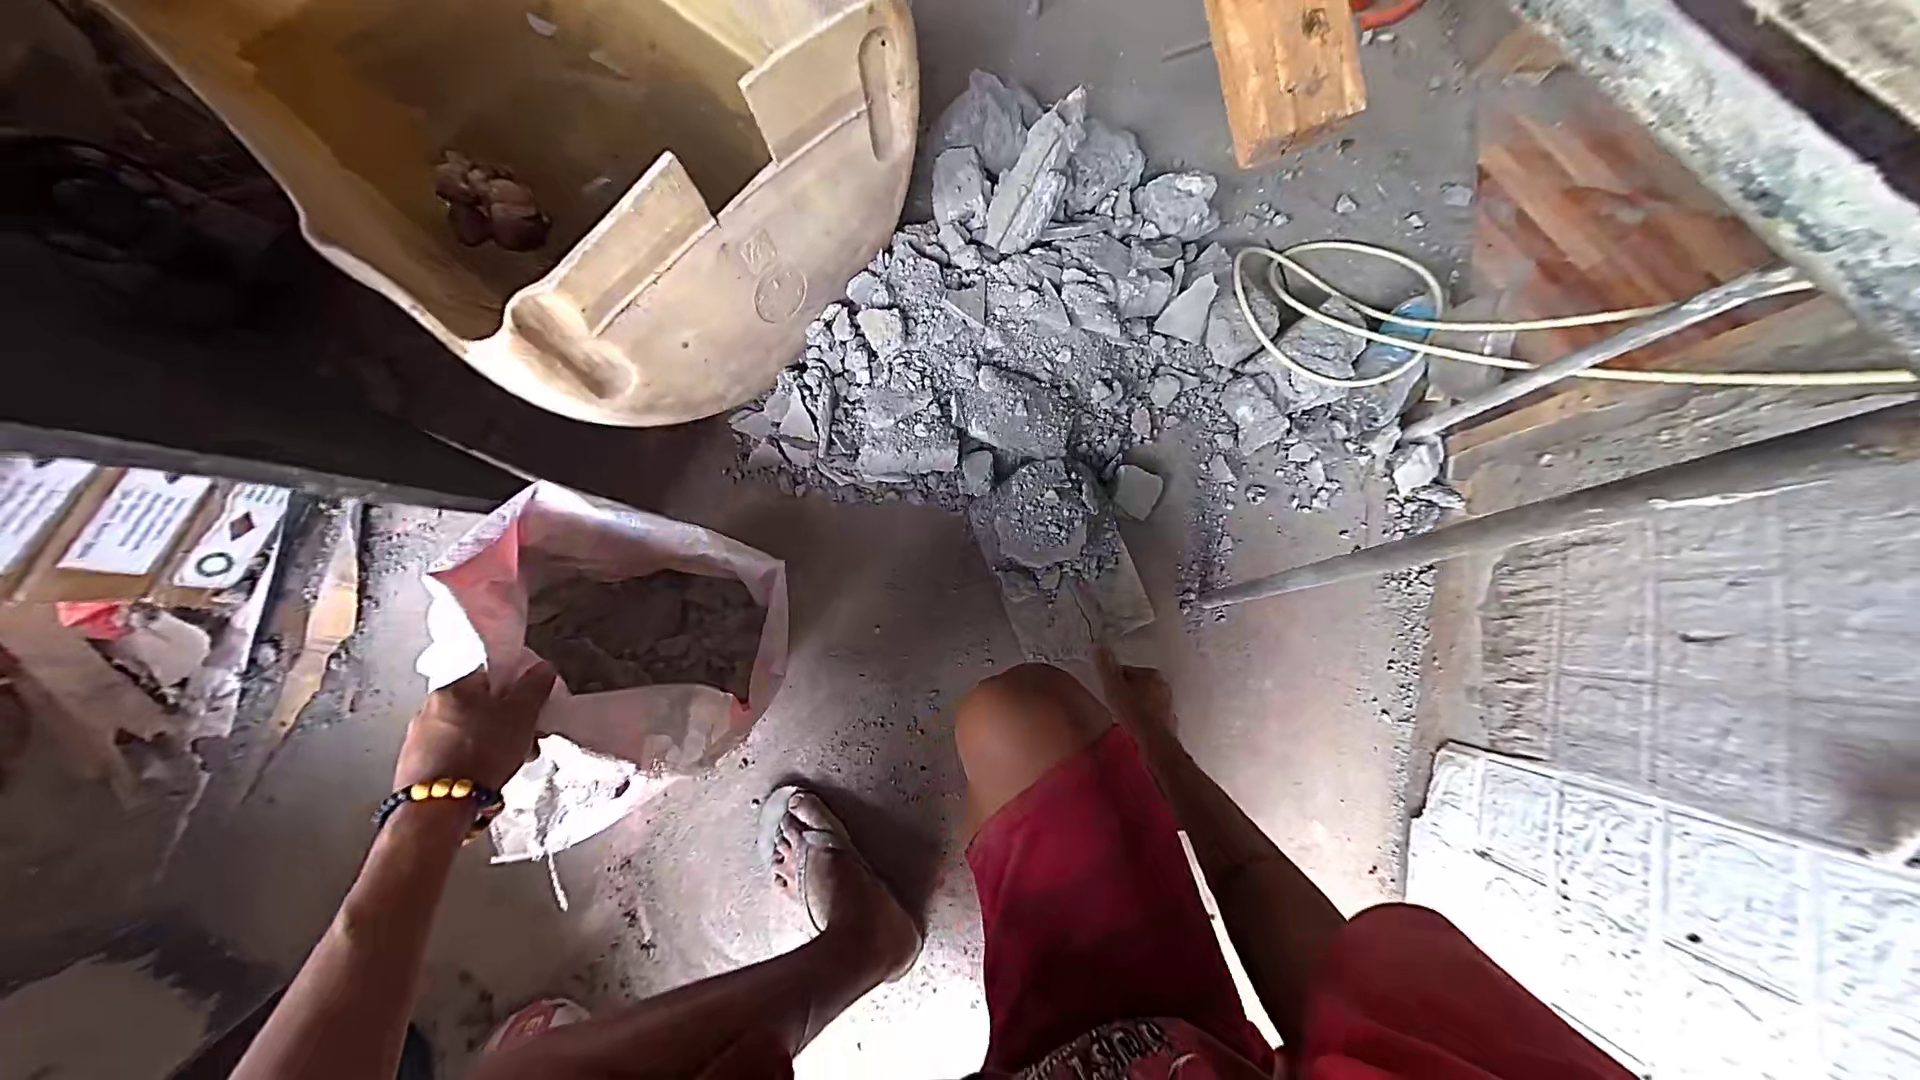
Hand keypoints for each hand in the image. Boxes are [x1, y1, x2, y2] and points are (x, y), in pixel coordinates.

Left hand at [393, 662, 554, 790]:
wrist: (438, 807)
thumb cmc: (484, 750)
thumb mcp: (522, 714)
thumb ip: (534, 687)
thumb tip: (542, 667)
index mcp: (452, 690)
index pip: (492, 678)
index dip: (518, 693)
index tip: (532, 711)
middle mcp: (428, 709)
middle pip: (480, 707)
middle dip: (507, 722)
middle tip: (526, 740)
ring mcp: (416, 739)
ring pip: (468, 732)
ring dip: (491, 742)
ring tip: (510, 762)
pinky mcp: (413, 766)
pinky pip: (453, 754)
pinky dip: (471, 760)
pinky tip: (485, 775)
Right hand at [1094, 646, 1176, 738]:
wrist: (1151, 739)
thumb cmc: (1135, 713)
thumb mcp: (1112, 685)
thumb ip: (1104, 665)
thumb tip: (1098, 646)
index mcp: (1151, 673)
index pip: (1126, 670)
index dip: (1113, 680)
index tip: (1109, 688)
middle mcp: (1163, 686)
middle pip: (1137, 684)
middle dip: (1126, 691)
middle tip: (1116, 702)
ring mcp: (1166, 704)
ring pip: (1145, 699)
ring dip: (1135, 705)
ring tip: (1124, 714)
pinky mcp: (1167, 719)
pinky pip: (1151, 714)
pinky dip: (1143, 718)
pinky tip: (1134, 724)